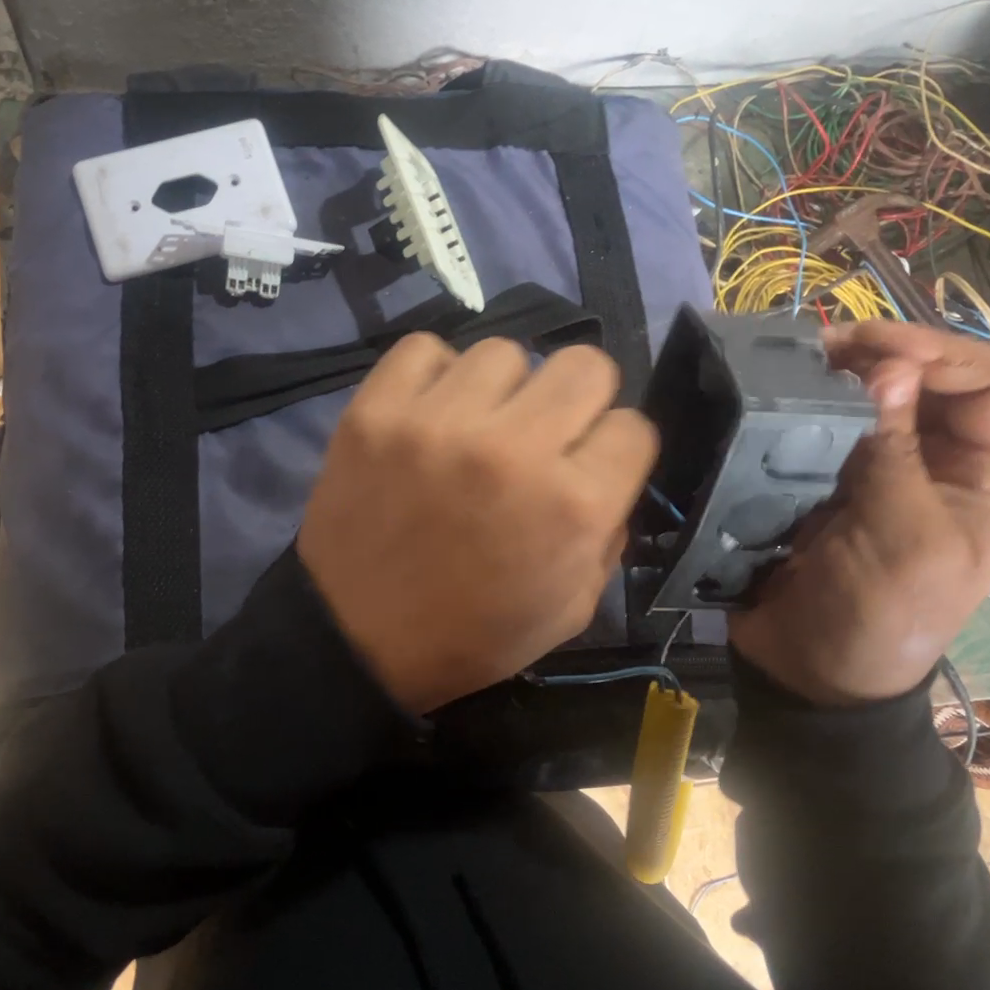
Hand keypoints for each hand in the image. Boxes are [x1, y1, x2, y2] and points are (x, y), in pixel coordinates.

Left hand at [298, 334, 657, 713]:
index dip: (614, 449)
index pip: (633, 426)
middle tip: (541, 437)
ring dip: (503, 390)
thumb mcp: (571, 609)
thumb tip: (609, 468)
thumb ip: (608, 533)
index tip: (588, 466)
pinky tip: (429, 414)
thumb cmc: (470, 635)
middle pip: (584, 365)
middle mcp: (513, 449)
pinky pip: (424, 349)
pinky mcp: (374, 410)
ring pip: (504, 352)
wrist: (355, 640)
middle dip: (576, 402)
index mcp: (572, 506)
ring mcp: (437, 423)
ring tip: (476, 430)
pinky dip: (434, 375)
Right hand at [729, 321, 989, 705]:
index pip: (988, 383)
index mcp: (981, 474)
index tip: (876, 358)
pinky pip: (814, 428)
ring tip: (790, 365)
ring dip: (834, 374)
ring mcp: (868, 468)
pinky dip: (796, 406)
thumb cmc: (883, 616)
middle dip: (881, 352)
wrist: (812, 670)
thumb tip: (884, 371)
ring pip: (866, 397)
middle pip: (924, 378)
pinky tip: (770, 398)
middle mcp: (930, 458)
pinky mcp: (815, 479)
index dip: (942, 355)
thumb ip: (895, 456)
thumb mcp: (907, 540)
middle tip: (819, 347)